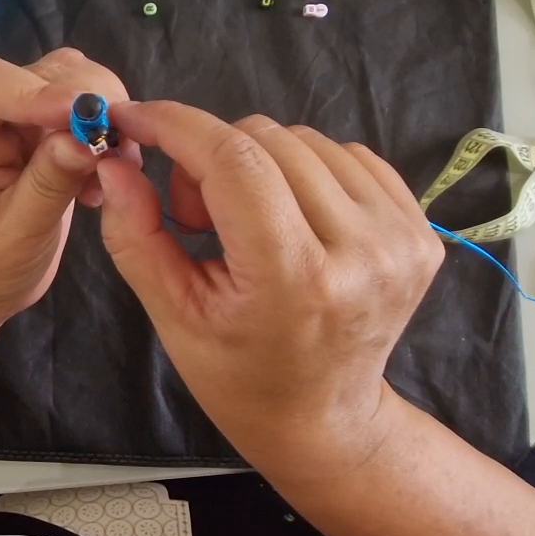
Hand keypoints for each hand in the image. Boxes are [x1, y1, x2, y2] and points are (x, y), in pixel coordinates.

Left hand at [0, 49, 135, 342]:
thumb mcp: (14, 236)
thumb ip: (46, 186)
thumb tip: (83, 139)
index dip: (33, 89)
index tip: (78, 115)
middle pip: (41, 73)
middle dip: (86, 95)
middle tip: (117, 141)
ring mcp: (24, 127)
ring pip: (72, 84)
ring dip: (105, 112)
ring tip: (115, 164)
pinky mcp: (52, 142)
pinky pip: (88, 115)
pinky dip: (109, 135)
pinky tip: (105, 183)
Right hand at [94, 102, 441, 464]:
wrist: (323, 417)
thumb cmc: (234, 374)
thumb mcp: (170, 312)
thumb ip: (135, 234)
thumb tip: (113, 161)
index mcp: (294, 278)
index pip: (233, 163)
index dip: (175, 126)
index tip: (133, 118)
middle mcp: (362, 250)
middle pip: (265, 139)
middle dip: (207, 158)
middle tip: (193, 215)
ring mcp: (401, 237)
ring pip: (302, 139)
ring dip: (253, 163)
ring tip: (241, 223)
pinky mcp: (420, 228)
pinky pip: (343, 153)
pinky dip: (298, 169)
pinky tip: (284, 215)